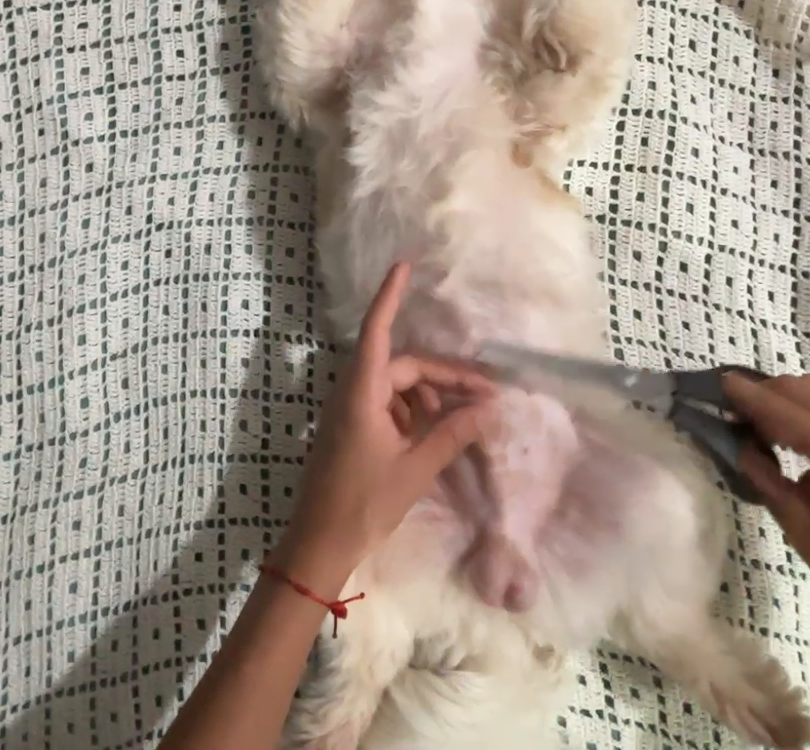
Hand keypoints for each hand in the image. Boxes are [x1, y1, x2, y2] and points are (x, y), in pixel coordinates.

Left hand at [273, 263, 496, 593]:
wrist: (320, 542)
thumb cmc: (364, 503)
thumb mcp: (415, 468)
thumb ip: (452, 433)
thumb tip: (490, 408)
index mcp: (362, 392)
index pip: (378, 331)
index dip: (390, 296)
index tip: (404, 265)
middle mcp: (353, 392)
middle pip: (403, 365)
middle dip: (445, 374)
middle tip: (487, 391)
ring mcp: (351, 410)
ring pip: (398, 386)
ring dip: (432, 394)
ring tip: (468, 415)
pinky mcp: (353, 428)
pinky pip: (389, 405)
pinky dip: (415, 411)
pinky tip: (438, 431)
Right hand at [724, 374, 809, 632]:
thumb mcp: (791, 517)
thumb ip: (761, 470)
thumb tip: (737, 437)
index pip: (784, 412)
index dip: (749, 396)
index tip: (721, 381)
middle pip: (806, 391)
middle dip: (767, 394)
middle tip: (739, 410)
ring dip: (797, 395)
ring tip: (774, 417)